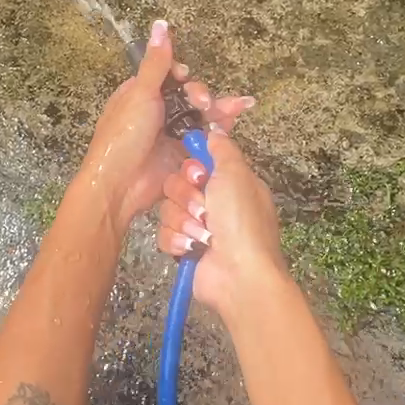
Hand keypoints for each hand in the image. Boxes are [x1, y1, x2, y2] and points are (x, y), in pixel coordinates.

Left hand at [76, 20, 252, 231]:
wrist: (119, 187)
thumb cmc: (123, 137)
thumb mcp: (139, 94)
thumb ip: (155, 62)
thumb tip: (160, 24)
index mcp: (140, 94)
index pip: (170, 76)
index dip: (182, 76)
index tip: (185, 79)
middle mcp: (156, 113)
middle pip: (189, 97)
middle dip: (204, 96)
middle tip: (205, 105)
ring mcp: (170, 135)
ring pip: (201, 117)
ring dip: (221, 110)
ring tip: (242, 106)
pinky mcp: (182, 156)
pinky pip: (205, 139)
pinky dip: (220, 131)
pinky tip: (237, 120)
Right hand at [156, 129, 288, 316]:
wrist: (238, 272)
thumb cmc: (241, 221)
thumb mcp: (236, 174)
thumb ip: (223, 149)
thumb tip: (214, 131)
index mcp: (229, 183)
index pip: (195, 164)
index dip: (192, 169)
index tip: (199, 176)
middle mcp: (212, 203)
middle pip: (176, 185)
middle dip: (187, 197)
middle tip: (204, 210)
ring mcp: (196, 226)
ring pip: (167, 210)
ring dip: (184, 221)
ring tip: (203, 235)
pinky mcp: (183, 247)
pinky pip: (163, 234)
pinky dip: (177, 240)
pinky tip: (192, 249)